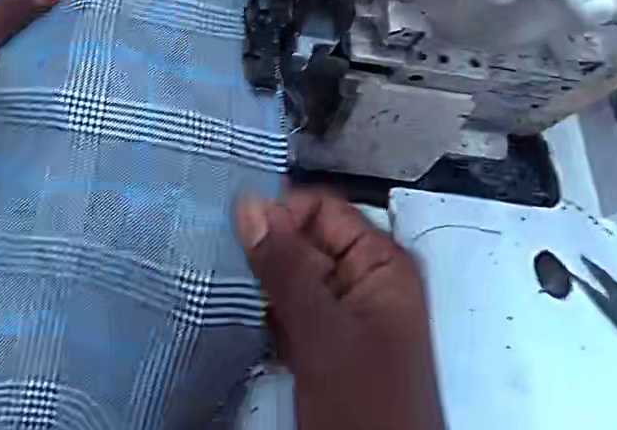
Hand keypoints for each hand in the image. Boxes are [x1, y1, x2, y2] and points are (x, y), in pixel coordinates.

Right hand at [236, 189, 443, 429]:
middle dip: (268, 250)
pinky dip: (268, 309)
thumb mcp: (323, 334)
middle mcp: (367, 280)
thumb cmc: (374, 418)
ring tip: (240, 292)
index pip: (322, 207)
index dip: (282, 214)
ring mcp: (347, 312)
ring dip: (264, 281)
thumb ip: (284, 266)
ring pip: (293, 272)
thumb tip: (250, 209)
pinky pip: (290, 303)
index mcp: (383, 265)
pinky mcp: (328, 340)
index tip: (243, 230)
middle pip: (305, 238)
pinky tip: (253, 319)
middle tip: (233, 262)